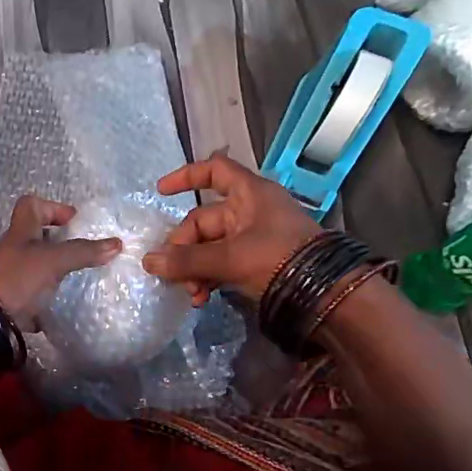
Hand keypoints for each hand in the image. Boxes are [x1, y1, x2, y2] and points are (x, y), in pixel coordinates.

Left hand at [0, 195, 122, 328]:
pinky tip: (61, 306)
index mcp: (20, 232)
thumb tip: (116, 243)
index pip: (32, 205)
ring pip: (33, 267)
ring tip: (75, 280)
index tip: (73, 221)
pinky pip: (30, 296)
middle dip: (58, 243)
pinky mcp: (9, 301)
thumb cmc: (17, 278)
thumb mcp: (54, 261)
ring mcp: (8, 277)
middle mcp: (12, 251)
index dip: (53, 207)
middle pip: (34, 238)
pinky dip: (45, 300)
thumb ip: (83, 252)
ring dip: (53, 272)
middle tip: (81, 253)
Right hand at [141, 154, 321, 304]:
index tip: (160, 192)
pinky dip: (208, 279)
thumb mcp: (230, 258)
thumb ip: (187, 260)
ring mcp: (252, 238)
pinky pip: (220, 265)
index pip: (214, 172)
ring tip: (190, 293)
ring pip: (209, 248)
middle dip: (184, 249)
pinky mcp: (254, 263)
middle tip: (173, 273)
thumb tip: (149, 261)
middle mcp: (249, 211)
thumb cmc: (278, 259)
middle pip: (202, 222)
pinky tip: (200, 298)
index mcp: (248, 195)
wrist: (322, 292)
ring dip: (194, 270)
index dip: (186, 177)